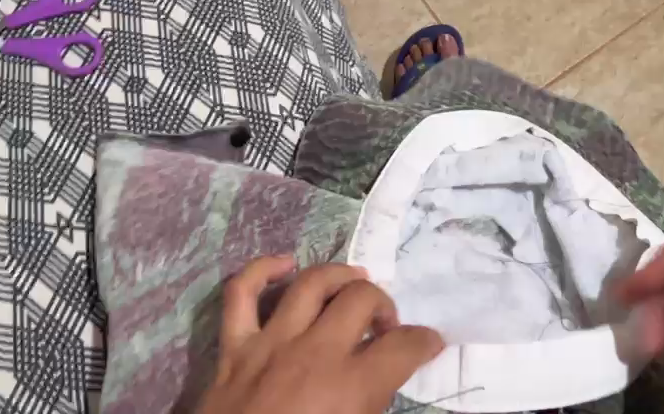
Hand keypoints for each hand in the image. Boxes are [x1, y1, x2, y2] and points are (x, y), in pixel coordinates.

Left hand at [195, 257, 445, 413]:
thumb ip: (372, 407)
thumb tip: (382, 388)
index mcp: (349, 388)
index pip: (402, 348)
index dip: (424, 341)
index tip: (431, 342)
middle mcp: (313, 353)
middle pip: (359, 298)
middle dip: (383, 304)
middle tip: (385, 325)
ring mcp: (270, 344)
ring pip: (311, 283)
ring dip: (338, 275)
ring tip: (354, 281)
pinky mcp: (233, 349)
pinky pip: (242, 292)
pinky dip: (262, 270)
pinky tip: (284, 265)